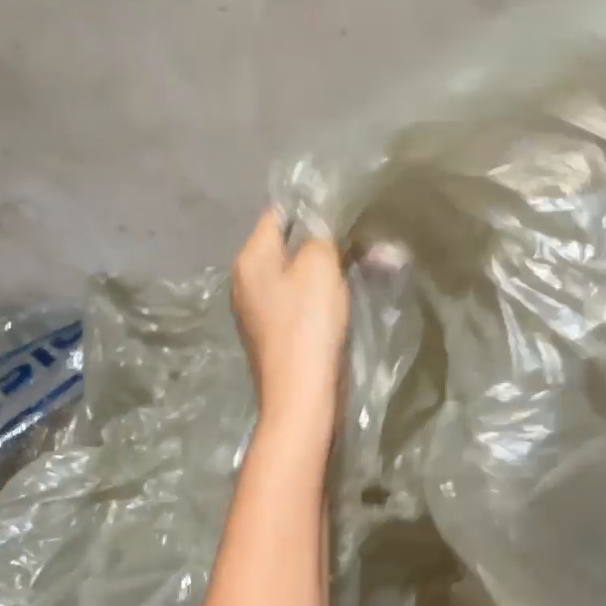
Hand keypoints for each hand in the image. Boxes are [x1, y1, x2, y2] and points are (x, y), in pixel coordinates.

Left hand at [232, 210, 350, 439]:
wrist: (300, 397)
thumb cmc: (307, 327)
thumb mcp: (319, 267)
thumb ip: (320, 237)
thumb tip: (320, 228)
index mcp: (250, 259)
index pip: (278, 214)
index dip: (311, 208)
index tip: (344, 210)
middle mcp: (244, 282)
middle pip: (287, 248)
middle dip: (323, 244)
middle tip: (361, 242)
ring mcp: (256, 313)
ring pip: (294, 278)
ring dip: (324, 273)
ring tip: (361, 268)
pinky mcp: (272, 338)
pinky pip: (297, 305)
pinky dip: (318, 299)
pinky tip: (341, 303)